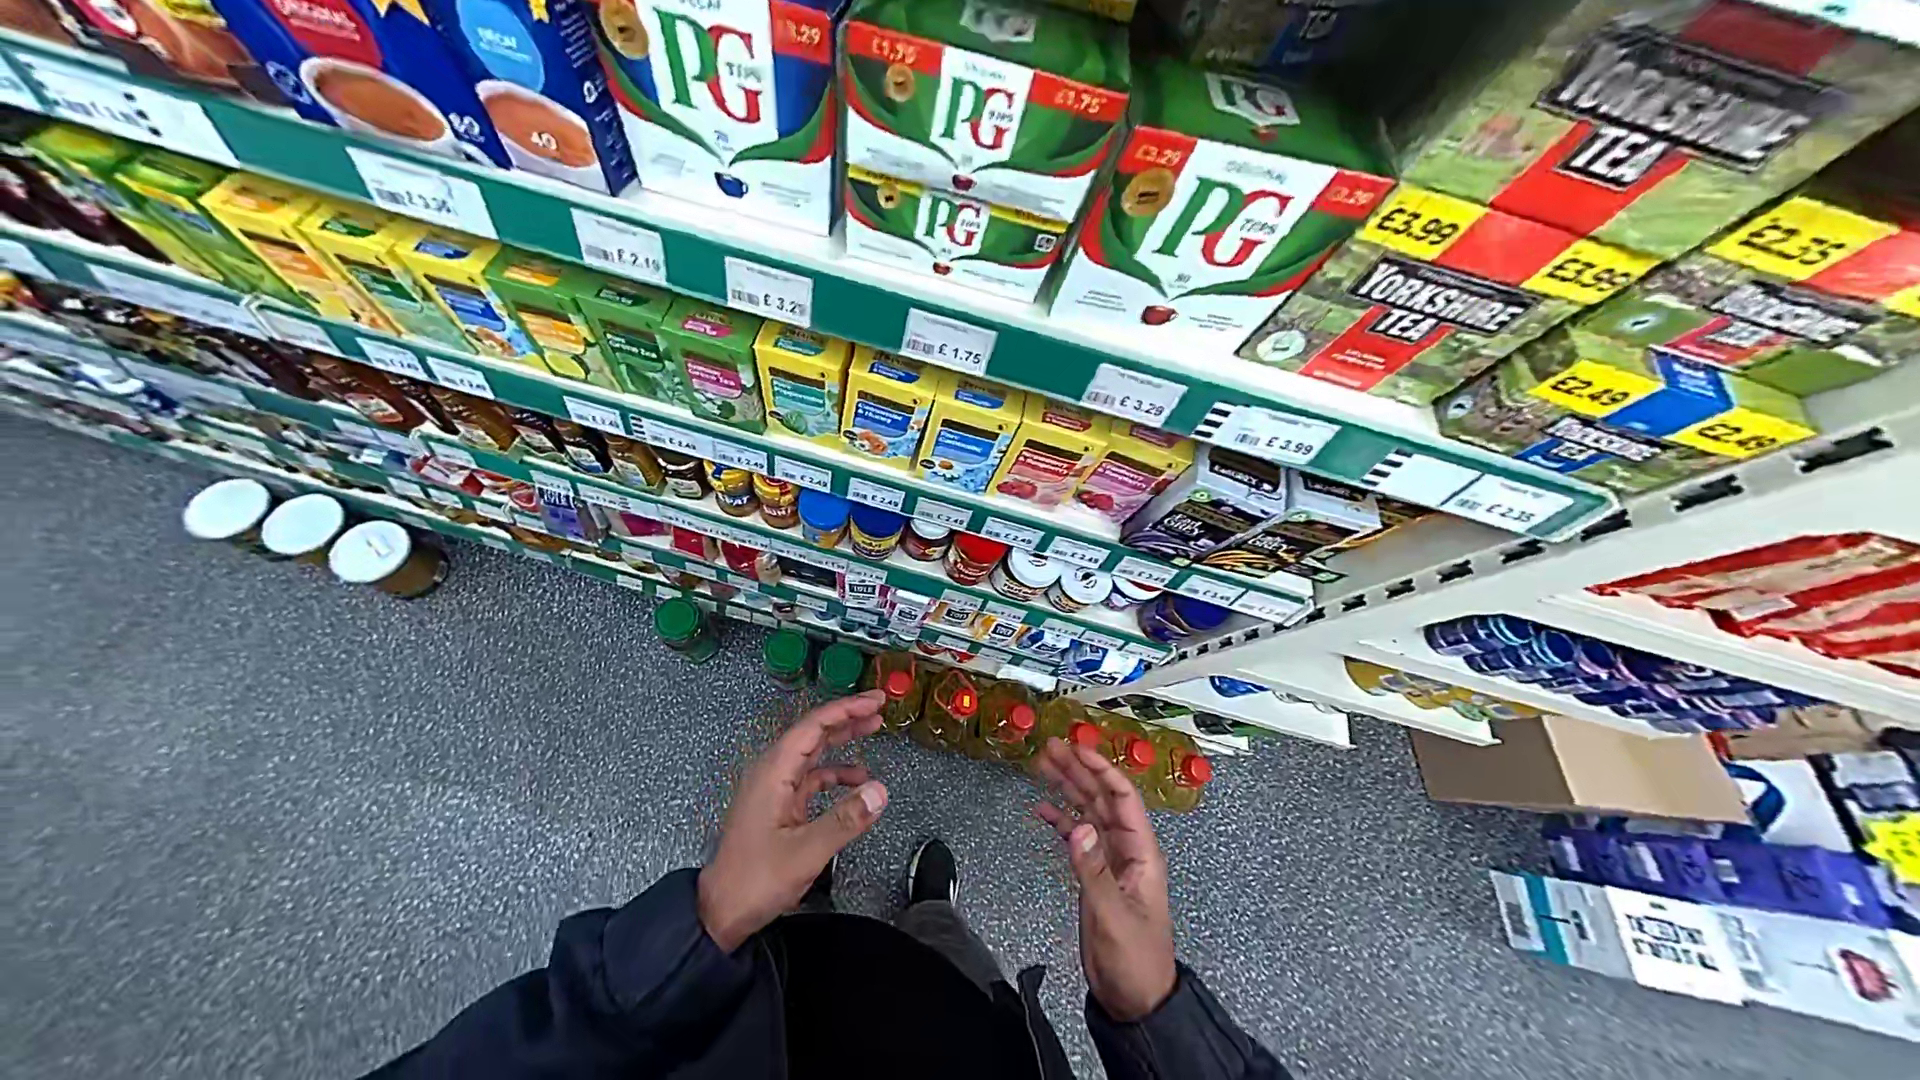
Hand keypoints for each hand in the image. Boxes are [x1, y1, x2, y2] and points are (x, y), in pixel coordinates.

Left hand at [698, 692, 889, 952]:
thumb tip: (879, 791)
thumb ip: (845, 820)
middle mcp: (772, 773)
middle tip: (878, 706)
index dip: (846, 708)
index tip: (874, 700)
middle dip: (847, 716)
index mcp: (774, 772)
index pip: (814, 726)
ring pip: (813, 752)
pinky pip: (811, 776)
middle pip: (814, 732)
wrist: (720, 913)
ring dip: (842, 739)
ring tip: (872, 729)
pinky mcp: (778, 805)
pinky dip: (835, 772)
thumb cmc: (754, 881)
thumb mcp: (805, 852)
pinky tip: (856, 780)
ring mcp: (774, 788)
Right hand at [1033, 738, 1177, 1021]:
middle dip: (1078, 770)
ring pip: (1087, 812)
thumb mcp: (1114, 915)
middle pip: (1101, 798)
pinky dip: (1059, 820)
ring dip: (1067, 788)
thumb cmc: (1135, 959)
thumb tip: (1078, 827)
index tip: (1078, 748)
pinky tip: (1041, 807)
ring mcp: (1109, 859)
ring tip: (1043, 765)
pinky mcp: (1094, 873)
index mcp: (1141, 852)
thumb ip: (1094, 870)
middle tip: (1052, 748)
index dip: (1101, 769)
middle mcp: (1125, 848)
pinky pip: (1075, 837)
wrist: (1134, 999)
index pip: (1122, 797)